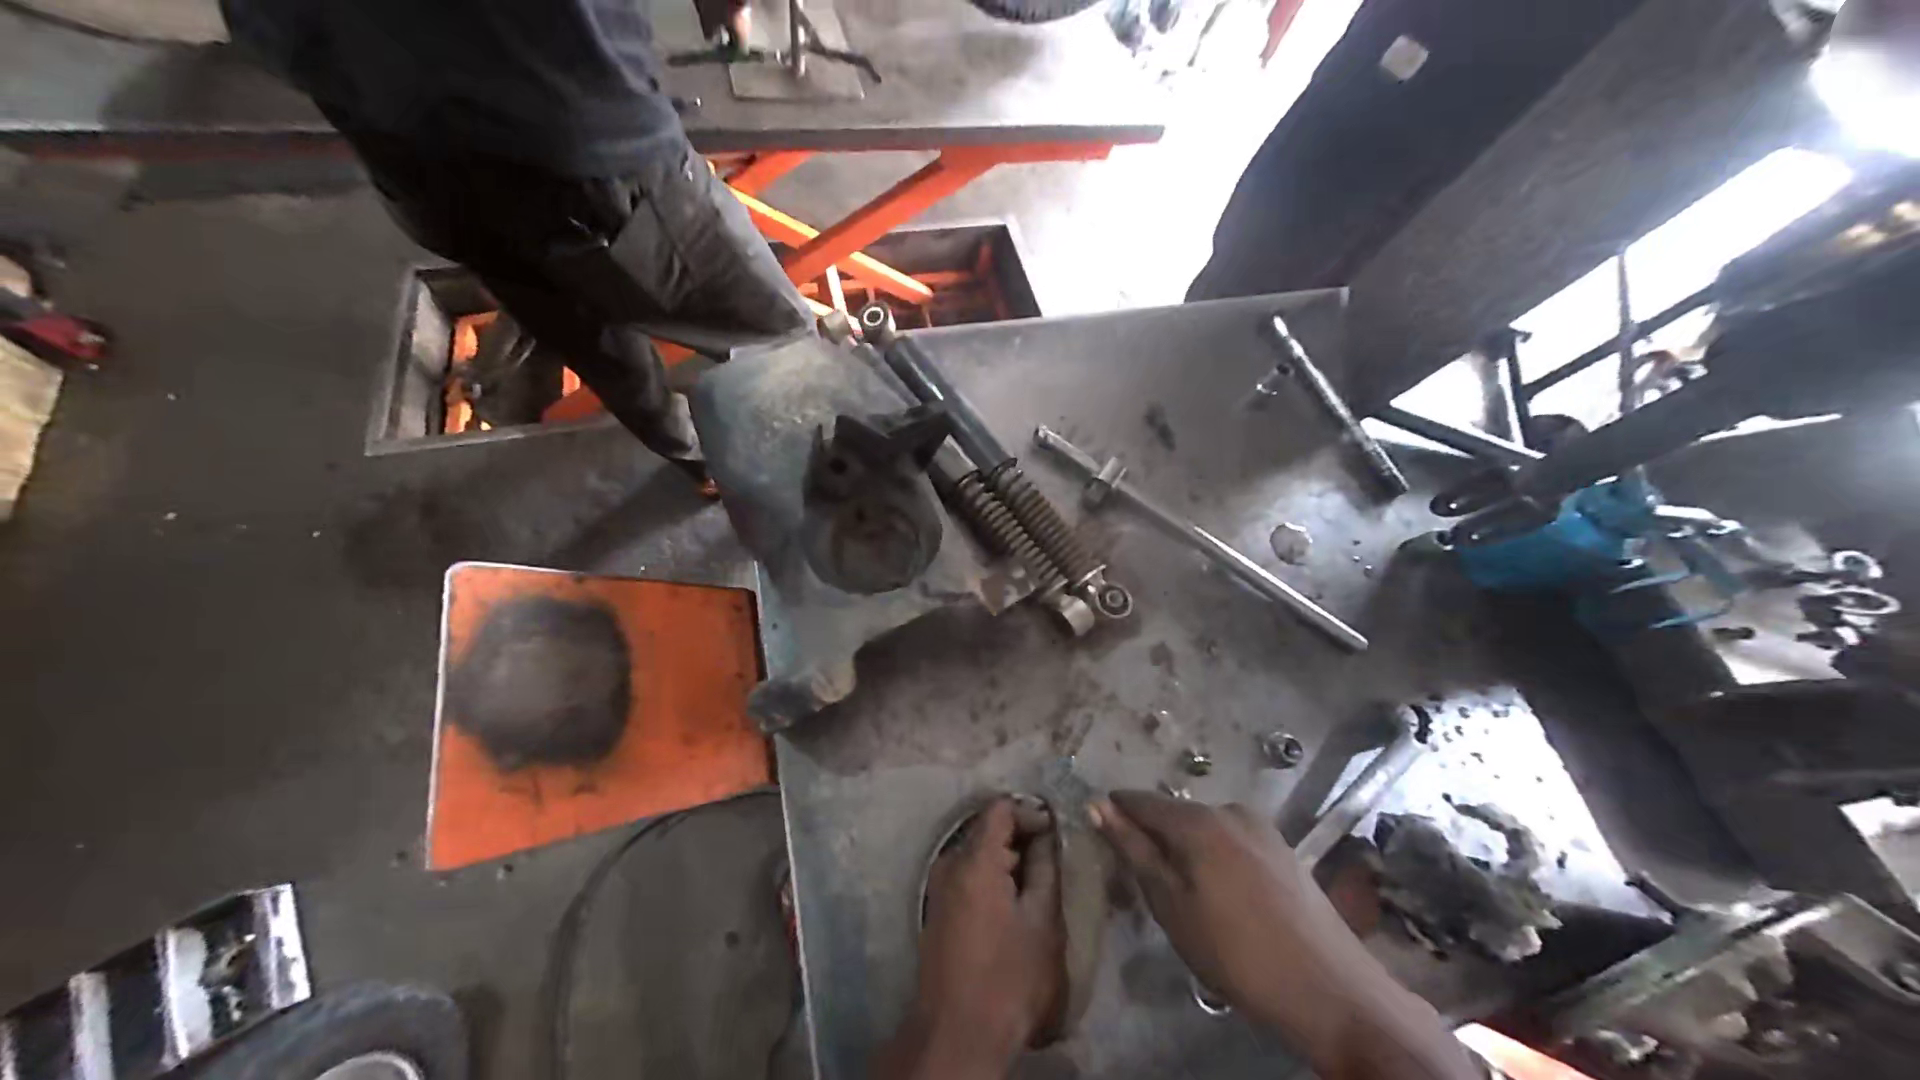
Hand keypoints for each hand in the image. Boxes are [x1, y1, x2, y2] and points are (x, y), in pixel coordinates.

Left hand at [876, 797, 1061, 1079]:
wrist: (957, 1033)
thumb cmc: (1008, 977)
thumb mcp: (1042, 920)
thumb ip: (1046, 868)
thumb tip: (1047, 834)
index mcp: (974, 860)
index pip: (1001, 809)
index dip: (1031, 812)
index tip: (1057, 833)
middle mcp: (949, 863)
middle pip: (988, 828)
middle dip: (1022, 836)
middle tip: (1054, 858)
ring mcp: (938, 886)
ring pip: (978, 852)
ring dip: (1009, 858)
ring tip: (1039, 881)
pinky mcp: (938, 907)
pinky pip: (968, 873)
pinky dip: (992, 875)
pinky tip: (1015, 900)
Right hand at [1091, 792, 1477, 1079]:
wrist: (1333, 992)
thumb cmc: (1236, 953)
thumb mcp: (1171, 906)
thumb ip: (1134, 851)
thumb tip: (1098, 806)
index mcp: (1197, 820)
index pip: (1139, 801)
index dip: (1116, 816)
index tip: (1102, 841)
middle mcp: (1228, 809)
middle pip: (1173, 814)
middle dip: (1154, 839)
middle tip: (1148, 887)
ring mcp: (1261, 827)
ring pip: (1204, 828)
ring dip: (1186, 850)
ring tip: (1190, 899)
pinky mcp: (1283, 848)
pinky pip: (1232, 840)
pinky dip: (1216, 858)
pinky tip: (1225, 899)